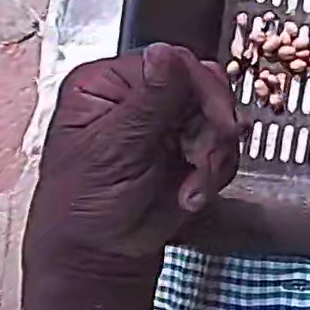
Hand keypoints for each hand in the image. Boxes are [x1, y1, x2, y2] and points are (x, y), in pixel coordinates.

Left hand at [25, 43, 240, 278]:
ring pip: (220, 118)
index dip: (203, 89)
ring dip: (214, 156)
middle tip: (204, 161)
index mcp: (110, 84)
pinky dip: (216, 172)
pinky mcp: (190, 147)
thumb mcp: (114, 149)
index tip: (219, 121)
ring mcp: (169, 122)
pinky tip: (193, 192)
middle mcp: (142, 96)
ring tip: (192, 187)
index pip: (171, 63)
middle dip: (212, 130)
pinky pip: (224, 146)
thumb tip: (165, 53)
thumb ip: (148, 102)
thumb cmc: (84, 204)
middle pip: (204, 88)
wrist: (102, 256)